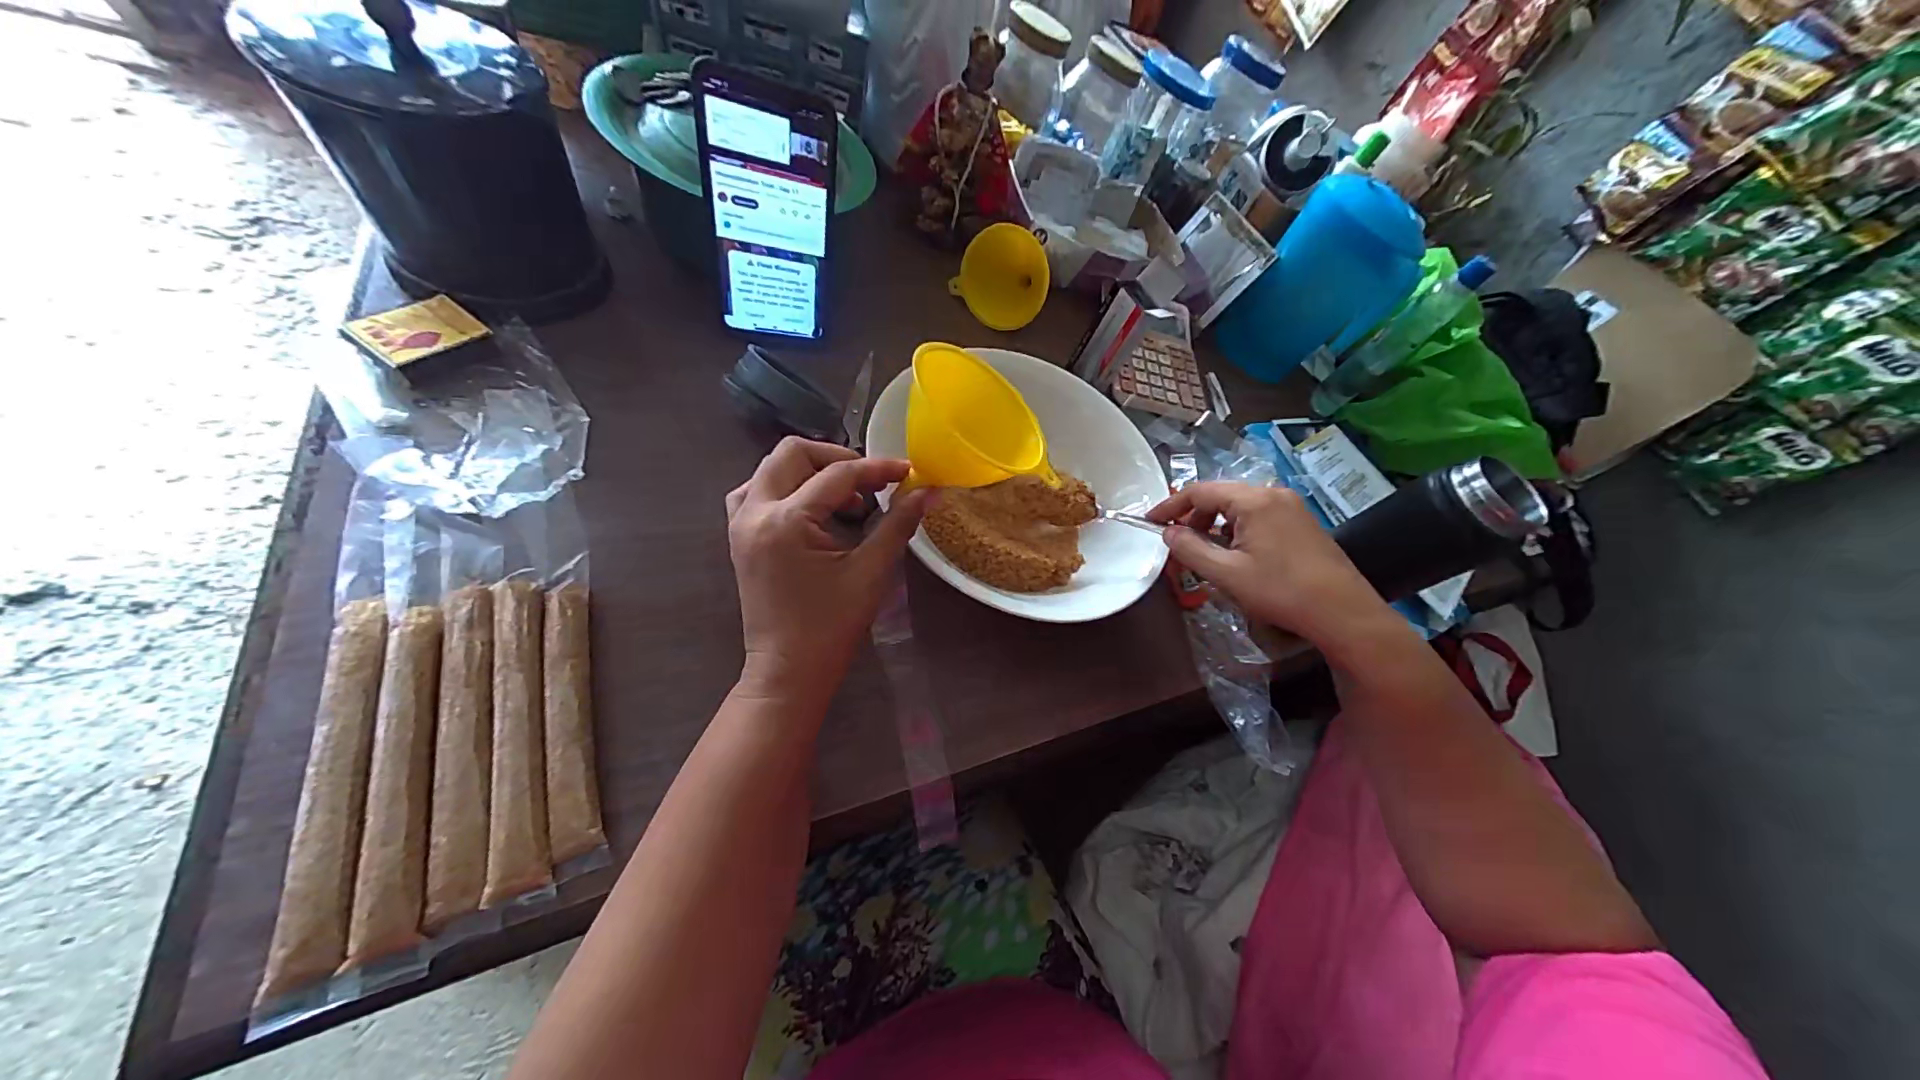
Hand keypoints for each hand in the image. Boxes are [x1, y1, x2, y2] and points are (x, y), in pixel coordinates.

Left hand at [725, 437, 931, 707]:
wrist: (789, 670)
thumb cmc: (831, 626)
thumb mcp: (870, 572)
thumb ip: (898, 524)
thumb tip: (928, 492)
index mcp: (786, 521)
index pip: (837, 475)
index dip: (877, 469)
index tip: (907, 472)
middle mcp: (755, 513)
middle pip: (793, 453)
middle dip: (836, 458)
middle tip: (871, 482)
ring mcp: (741, 524)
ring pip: (770, 468)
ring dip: (808, 470)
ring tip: (842, 498)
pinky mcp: (739, 537)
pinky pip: (755, 492)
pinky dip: (784, 488)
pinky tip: (810, 508)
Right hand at [1146, 482, 1398, 656]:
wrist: (1342, 611)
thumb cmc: (1281, 591)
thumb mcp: (1226, 574)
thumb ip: (1190, 549)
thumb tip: (1168, 533)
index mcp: (1254, 500)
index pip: (1199, 491)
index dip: (1170, 506)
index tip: (1150, 522)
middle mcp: (1273, 494)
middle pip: (1220, 496)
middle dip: (1193, 517)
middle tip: (1177, 544)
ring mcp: (1291, 507)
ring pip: (1238, 507)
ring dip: (1214, 525)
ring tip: (1204, 553)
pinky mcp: (1301, 522)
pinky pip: (1257, 516)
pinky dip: (1236, 530)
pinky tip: (1234, 555)